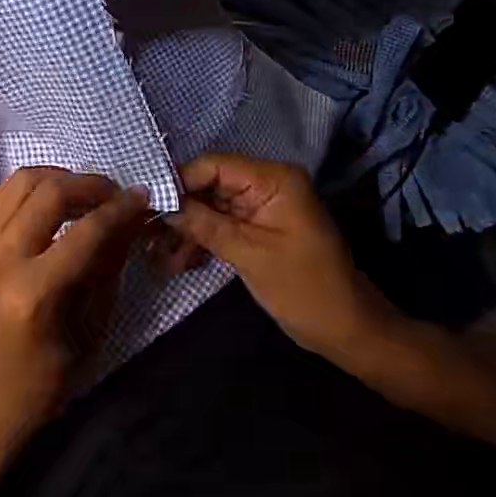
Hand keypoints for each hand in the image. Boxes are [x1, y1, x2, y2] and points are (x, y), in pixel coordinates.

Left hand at [0, 168, 149, 496]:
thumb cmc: (43, 379)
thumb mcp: (90, 330)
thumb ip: (109, 266)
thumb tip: (132, 217)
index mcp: (33, 294)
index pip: (86, 231)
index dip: (120, 209)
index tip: (141, 197)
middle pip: (50, 192)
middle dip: (90, 185)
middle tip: (113, 193)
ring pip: (20, 181)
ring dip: (58, 178)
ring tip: (81, 194)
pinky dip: (28, 191)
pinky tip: (46, 206)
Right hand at [164, 153, 391, 358]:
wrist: (348, 331)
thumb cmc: (305, 290)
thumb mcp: (250, 256)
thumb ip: (206, 225)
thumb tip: (163, 205)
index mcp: (273, 179)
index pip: (215, 165)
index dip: (180, 181)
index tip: (149, 204)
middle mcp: (267, 183)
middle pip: (210, 184)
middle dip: (180, 209)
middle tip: (147, 233)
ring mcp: (262, 205)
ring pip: (212, 206)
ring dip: (188, 229)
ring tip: (158, 255)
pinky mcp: (259, 226)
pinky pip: (223, 223)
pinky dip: (203, 240)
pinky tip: (179, 261)